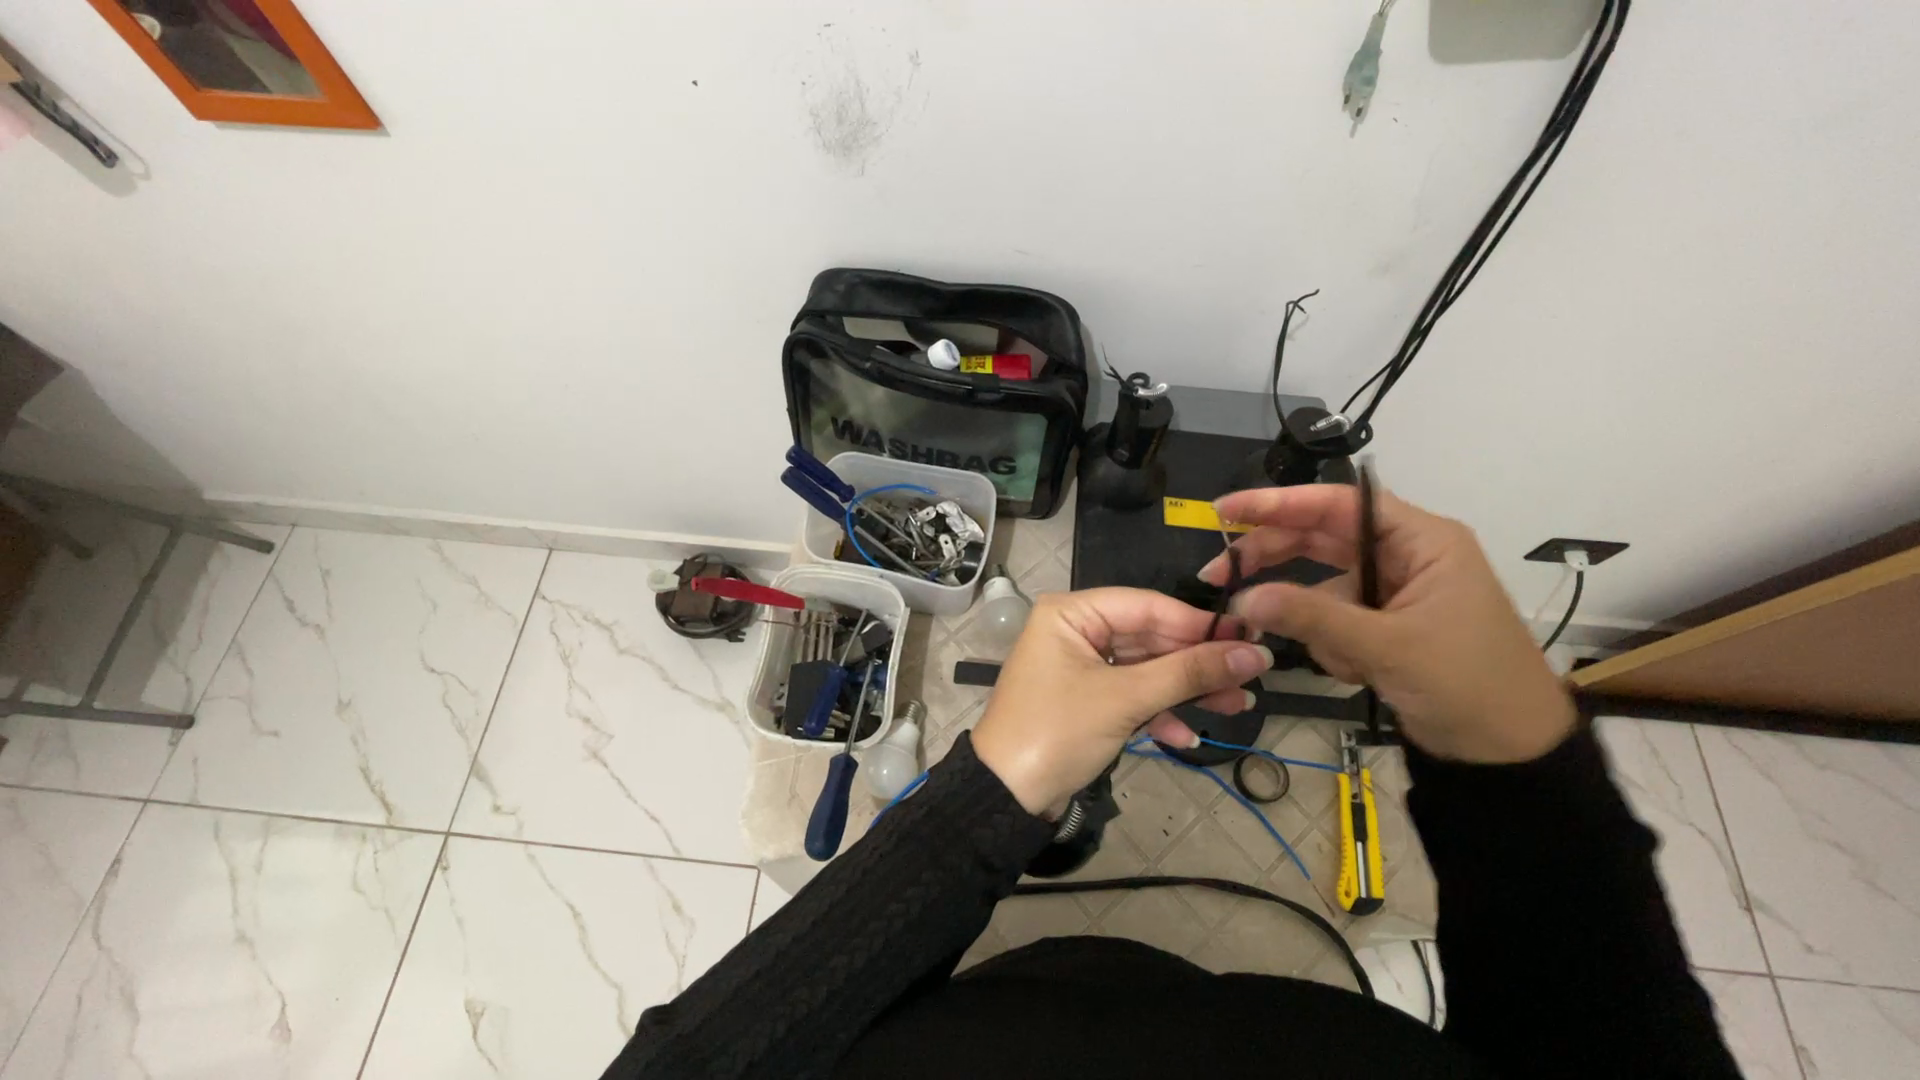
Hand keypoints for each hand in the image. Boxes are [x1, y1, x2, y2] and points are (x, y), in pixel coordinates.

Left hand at [970, 588, 1274, 816]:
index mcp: (1071, 613)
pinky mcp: (1087, 700)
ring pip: (1146, 669)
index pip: (1148, 606)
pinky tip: (1185, 736)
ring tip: (1237, 706)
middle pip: (1151, 638)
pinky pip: (1131, 696)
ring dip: (1186, 690)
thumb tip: (1255, 652)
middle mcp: (1075, 631)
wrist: (1006, 797)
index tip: (1250, 637)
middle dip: (1198, 663)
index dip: (1199, 623)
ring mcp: (1081, 667)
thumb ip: (1189, 673)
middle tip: (1251, 676)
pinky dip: (1158, 713)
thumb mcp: (1125, 699)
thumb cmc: (1058, 732)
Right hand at [1200, 484, 1575, 763]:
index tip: (1226, 511)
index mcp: (1420, 540)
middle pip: (1319, 540)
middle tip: (1219, 576)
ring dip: (1311, 620)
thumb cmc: (1467, 683)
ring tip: (1340, 659)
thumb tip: (1243, 597)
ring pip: (1321, 587)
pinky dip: (1330, 646)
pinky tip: (1358, 673)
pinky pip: (1331, 620)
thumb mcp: (1387, 646)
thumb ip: (1312, 616)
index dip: (1278, 503)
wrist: (1510, 752)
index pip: (1338, 504)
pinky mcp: (1381, 627)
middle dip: (1274, 560)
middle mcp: (1403, 557)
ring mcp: (1390, 593)